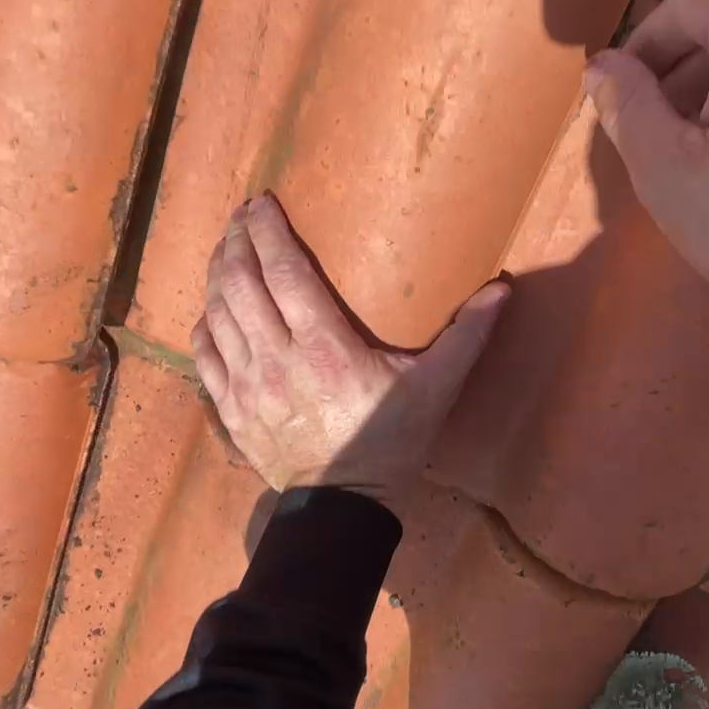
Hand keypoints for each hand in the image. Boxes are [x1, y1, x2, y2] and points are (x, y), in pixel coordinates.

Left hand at [190, 193, 508, 492]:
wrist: (345, 505)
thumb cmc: (392, 440)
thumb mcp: (436, 388)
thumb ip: (466, 336)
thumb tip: (504, 289)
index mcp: (324, 345)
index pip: (283, 271)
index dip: (267, 230)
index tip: (261, 202)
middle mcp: (276, 358)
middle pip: (240, 283)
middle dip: (235, 241)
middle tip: (240, 217)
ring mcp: (247, 385)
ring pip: (217, 314)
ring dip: (217, 274)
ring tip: (225, 249)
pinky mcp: (231, 409)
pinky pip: (204, 354)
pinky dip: (204, 323)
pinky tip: (212, 308)